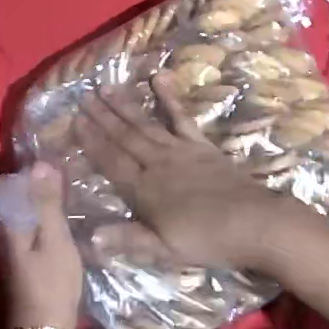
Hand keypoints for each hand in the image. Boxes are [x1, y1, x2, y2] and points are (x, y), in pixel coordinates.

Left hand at [0, 165, 80, 328]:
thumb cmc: (50, 285)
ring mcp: (9, 243)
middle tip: (65, 163)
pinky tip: (62, 210)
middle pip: (16, 192)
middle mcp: (1, 228)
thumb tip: (39, 163)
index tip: (54, 149)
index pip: (10, 180)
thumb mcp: (54, 239)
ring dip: (41, 194)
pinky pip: (28, 221)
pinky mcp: (20, 254)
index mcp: (5, 221)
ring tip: (67, 181)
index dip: (30, 164)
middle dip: (36, 178)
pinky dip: (43, 212)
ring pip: (23, 207)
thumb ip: (45, 202)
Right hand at [71, 75, 306, 270]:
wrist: (254, 222)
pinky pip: (181, 117)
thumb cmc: (208, 241)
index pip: (111, 161)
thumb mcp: (165, 250)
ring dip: (124, 106)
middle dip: (102, 117)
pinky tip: (159, 78)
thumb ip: (128, 239)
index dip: (91, 141)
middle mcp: (158, 164)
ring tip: (106, 87)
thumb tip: (90, 236)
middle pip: (124, 137)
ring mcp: (181, 150)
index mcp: (145, 190)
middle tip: (83, 96)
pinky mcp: (202, 145)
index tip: (73, 120)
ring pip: (146, 124)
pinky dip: (169, 98)